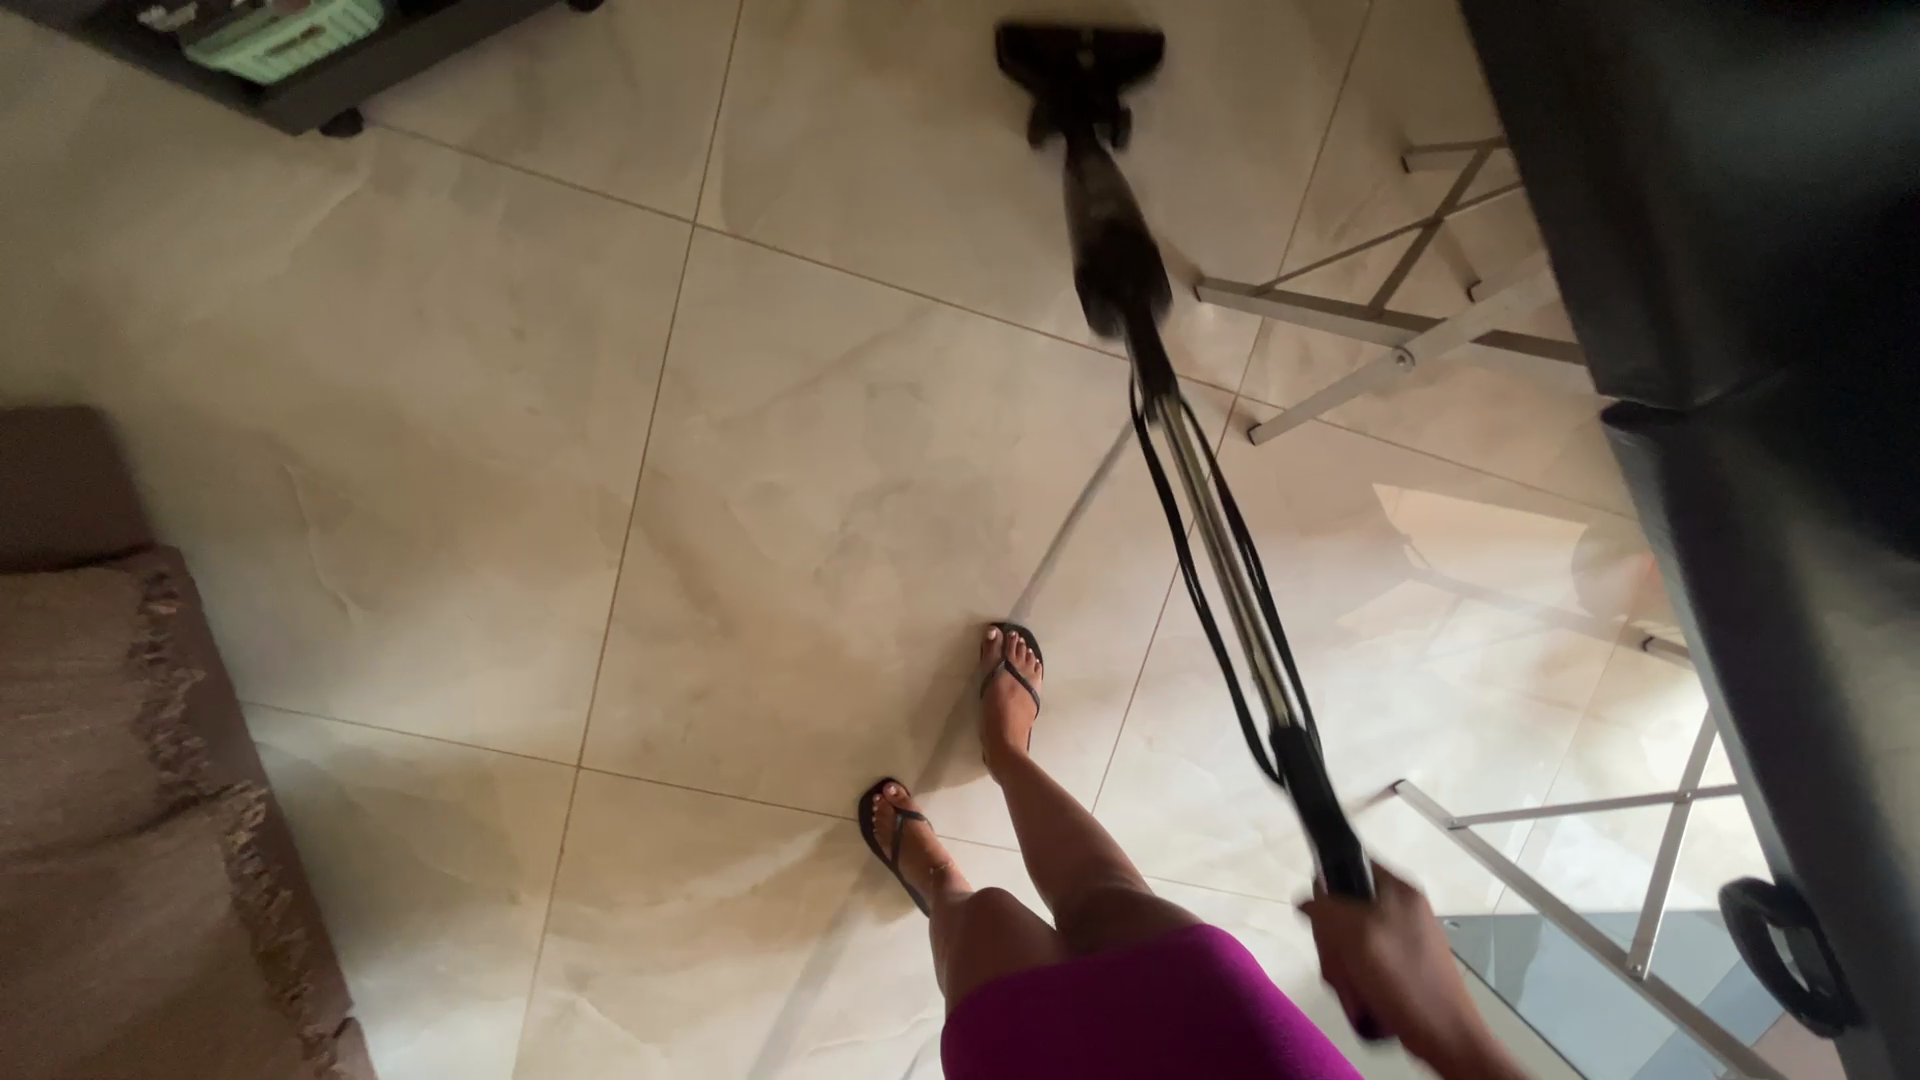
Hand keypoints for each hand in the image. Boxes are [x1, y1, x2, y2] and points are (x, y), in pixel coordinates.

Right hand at [1300, 864, 1522, 1078]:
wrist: (1447, 1040)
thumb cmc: (1405, 980)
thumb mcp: (1358, 935)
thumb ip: (1326, 907)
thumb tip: (1306, 902)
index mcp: (1398, 889)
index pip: (1349, 862)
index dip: (1328, 884)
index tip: (1322, 913)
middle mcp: (1400, 907)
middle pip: (1341, 903)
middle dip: (1332, 935)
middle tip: (1338, 957)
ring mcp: (1399, 937)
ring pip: (1345, 933)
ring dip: (1338, 959)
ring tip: (1351, 981)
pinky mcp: (1397, 963)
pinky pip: (1358, 956)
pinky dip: (1351, 973)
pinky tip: (1357, 991)